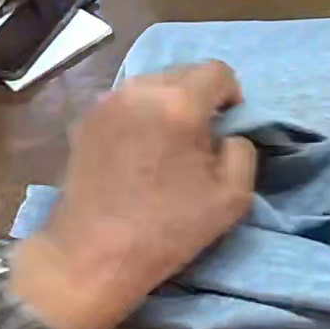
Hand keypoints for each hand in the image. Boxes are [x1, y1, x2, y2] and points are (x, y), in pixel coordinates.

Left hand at [11, 62, 257, 328]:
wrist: (90, 257)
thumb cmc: (166, 229)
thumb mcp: (232, 197)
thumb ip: (243, 150)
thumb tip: (229, 133)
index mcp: (178, 104)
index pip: (218, 71)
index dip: (232, 95)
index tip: (228, 127)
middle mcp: (140, 90)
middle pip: (185, 73)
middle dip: (201, 97)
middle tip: (200, 139)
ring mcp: (107, 102)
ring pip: (155, 84)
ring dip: (171, 104)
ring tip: (168, 145)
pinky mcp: (86, 119)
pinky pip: (129, 101)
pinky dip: (144, 114)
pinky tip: (140, 151)